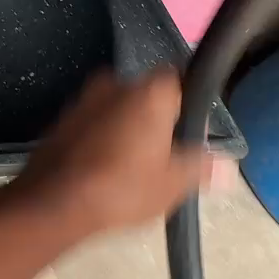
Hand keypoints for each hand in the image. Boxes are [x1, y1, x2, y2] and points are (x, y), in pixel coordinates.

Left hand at [0, 70, 218, 241]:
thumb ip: (201, 165)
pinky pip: (94, 120)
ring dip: (127, 128)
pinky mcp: (62, 116)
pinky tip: (106, 167)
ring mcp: (84, 98)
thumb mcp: (174, 183)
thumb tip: (222, 163)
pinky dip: (102, 136)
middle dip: (156, 118)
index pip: (178, 79)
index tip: (189, 128)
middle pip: (147, 95)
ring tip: (134, 167)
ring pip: (118, 108)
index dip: (187, 102)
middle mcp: (114, 83)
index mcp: (148, 92)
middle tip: (165, 154)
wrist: (55, 199)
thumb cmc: (122, 188)